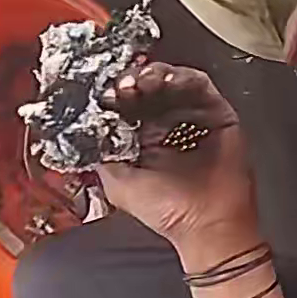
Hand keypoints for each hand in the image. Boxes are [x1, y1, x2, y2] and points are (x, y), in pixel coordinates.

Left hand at [99, 63, 258, 248]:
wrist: (206, 223)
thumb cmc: (166, 210)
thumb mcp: (116, 183)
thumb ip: (99, 153)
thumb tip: (79, 125)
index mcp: (142, 137)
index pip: (125, 103)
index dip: (113, 94)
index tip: (104, 92)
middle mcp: (166, 123)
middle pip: (147, 87)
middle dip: (131, 80)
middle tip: (122, 84)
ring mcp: (192, 115)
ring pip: (171, 81)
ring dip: (154, 74)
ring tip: (142, 80)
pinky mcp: (216, 111)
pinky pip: (199, 84)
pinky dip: (182, 76)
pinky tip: (167, 79)